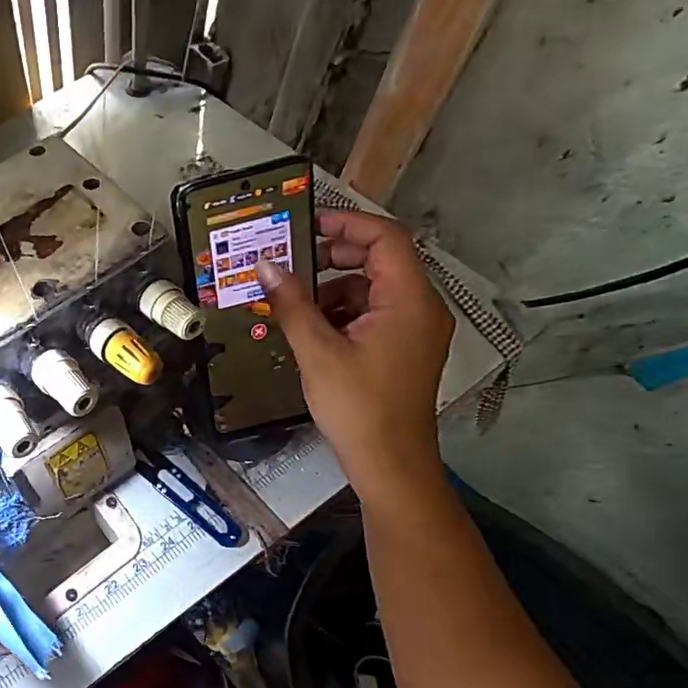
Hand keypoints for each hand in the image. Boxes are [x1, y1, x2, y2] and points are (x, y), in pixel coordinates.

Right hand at [257, 211, 454, 491]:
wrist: (390, 464)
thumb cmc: (357, 407)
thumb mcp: (317, 351)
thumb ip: (292, 303)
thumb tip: (265, 265)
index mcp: (409, 299)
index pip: (385, 238)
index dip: (346, 223)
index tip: (307, 225)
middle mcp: (422, 307)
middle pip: (383, 259)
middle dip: (337, 256)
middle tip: (296, 263)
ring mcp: (418, 329)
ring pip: (376, 289)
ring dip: (337, 288)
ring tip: (299, 307)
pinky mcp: (407, 348)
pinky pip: (377, 314)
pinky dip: (346, 313)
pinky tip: (316, 332)